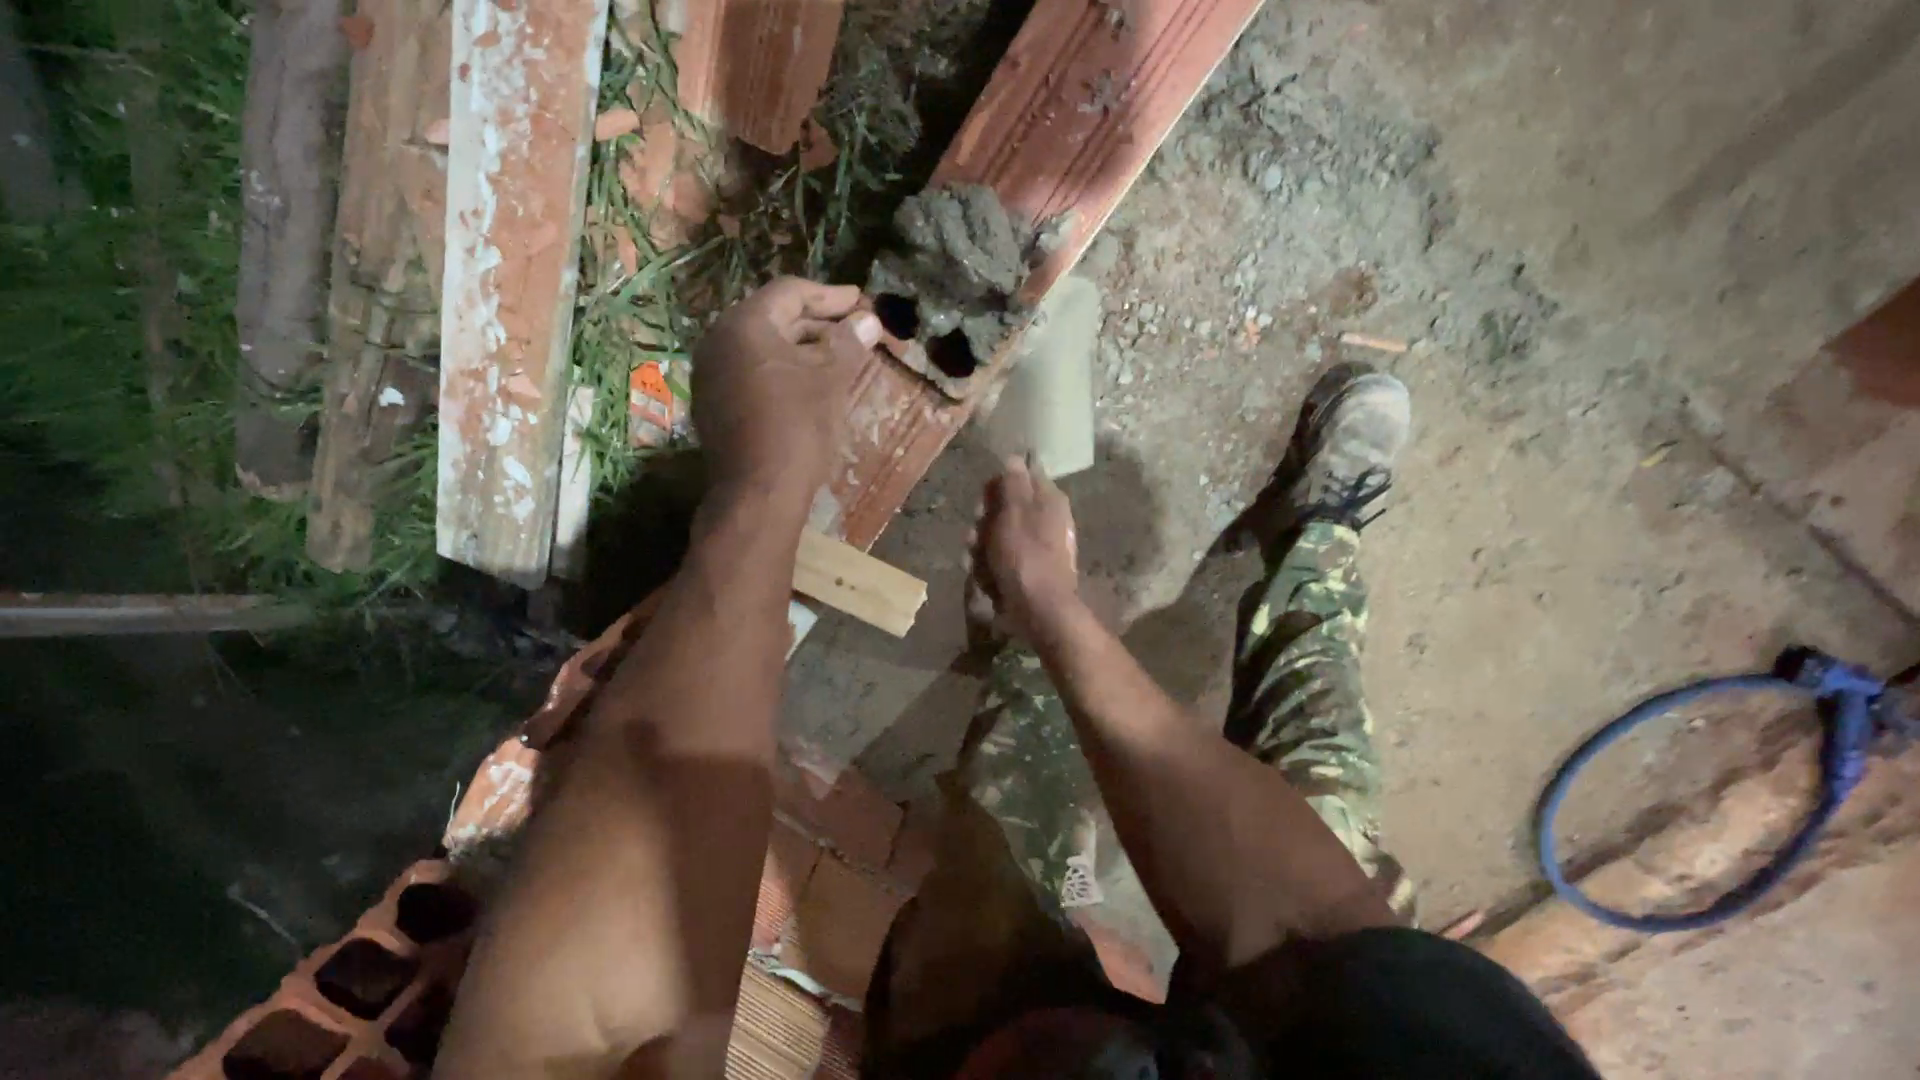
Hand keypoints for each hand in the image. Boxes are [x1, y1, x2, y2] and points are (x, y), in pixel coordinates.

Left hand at [691, 277, 880, 506]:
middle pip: (773, 317)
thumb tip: (868, 320)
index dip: (829, 295)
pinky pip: (750, 372)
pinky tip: (807, 385)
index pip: (790, 292)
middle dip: (816, 322)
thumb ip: (848, 342)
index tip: (860, 301)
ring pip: (761, 348)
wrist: (758, 491)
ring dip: (800, 348)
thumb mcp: (830, 379)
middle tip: (852, 328)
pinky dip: (780, 371)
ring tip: (836, 357)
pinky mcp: (713, 404)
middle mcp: (718, 341)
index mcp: (744, 324)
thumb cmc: (797, 426)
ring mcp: (710, 375)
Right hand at [969, 455, 1081, 640]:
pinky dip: (989, 568)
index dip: (996, 488)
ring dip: (980, 548)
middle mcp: (1046, 519)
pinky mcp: (1026, 570)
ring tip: (976, 563)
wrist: (1038, 610)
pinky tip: (983, 578)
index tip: (983, 502)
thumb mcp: (1014, 513)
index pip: (1019, 477)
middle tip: (976, 535)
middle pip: (1004, 509)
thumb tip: (1016, 457)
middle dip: (983, 522)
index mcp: (1049, 500)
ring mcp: (1037, 547)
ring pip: (997, 537)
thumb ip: (1013, 484)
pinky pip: (1001, 560)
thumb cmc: (1024, 557)